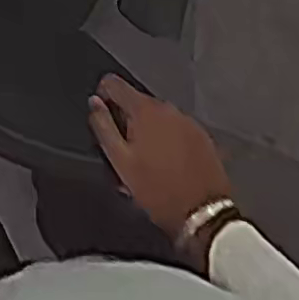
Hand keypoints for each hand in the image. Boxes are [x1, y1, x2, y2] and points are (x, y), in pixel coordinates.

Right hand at [88, 74, 233, 237]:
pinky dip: (168, 138)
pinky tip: (168, 163)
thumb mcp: (121, 161)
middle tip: (126, 152)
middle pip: (136, 101)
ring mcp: (187, 120)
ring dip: (148, 129)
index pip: (113, 83)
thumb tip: (94, 103)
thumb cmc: (157, 190)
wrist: (204, 216)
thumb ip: (103, 126)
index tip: (103, 118)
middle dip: (127, 120)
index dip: (102, 96)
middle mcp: (166, 107)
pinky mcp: (202, 135)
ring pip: (157, 116)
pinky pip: (176, 127)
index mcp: (143, 109)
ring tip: (147, 161)